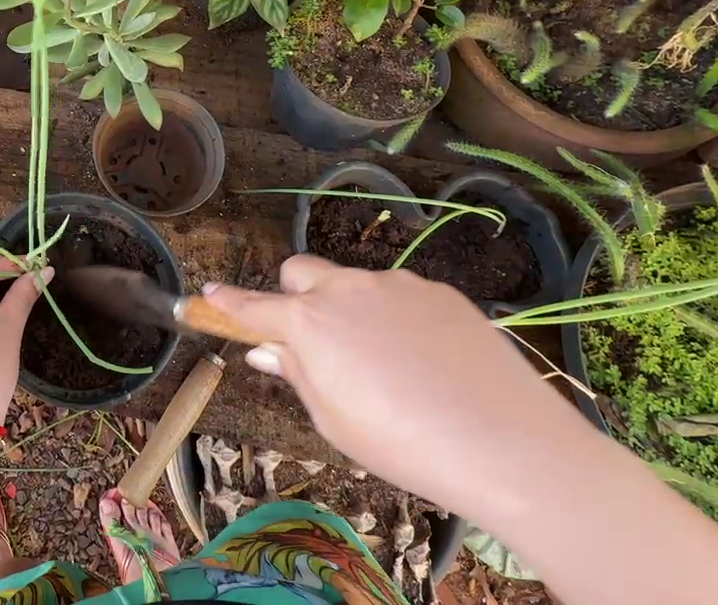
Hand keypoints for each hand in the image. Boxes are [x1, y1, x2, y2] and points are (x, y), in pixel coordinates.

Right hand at [203, 254, 605, 517]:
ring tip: (391, 364)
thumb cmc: (402, 444)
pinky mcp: (440, 291)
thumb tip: (267, 350)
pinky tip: (429, 359)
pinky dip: (398, 317)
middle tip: (316, 339)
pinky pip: (401, 294)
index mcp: (310, 321)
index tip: (208, 294)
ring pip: (355, 283)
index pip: (252, 304)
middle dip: (296, 295)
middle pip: (300, 271)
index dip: (226, 301)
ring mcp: (396, 284)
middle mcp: (346, 288)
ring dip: (353, 308)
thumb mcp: (333, 420)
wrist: (508, 446)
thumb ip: (295, 374)